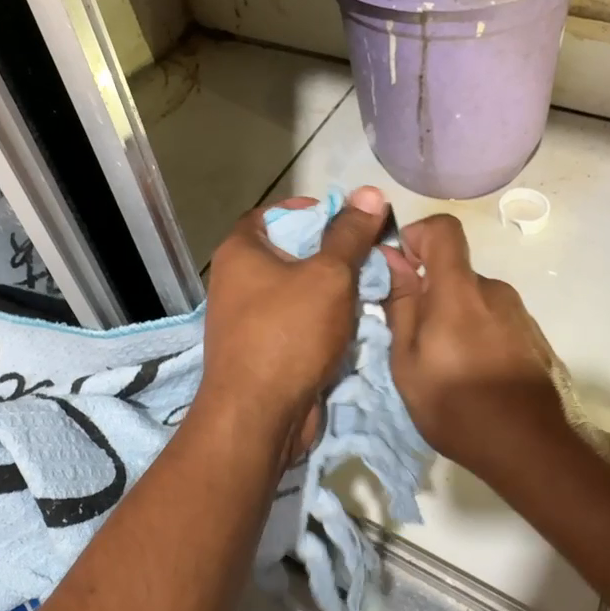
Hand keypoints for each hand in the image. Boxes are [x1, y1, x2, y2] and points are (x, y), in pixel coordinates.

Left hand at [198, 187, 391, 454]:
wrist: (258, 418)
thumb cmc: (288, 334)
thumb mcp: (328, 276)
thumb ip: (350, 234)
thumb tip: (371, 192)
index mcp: (241, 250)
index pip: (276, 212)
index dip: (313, 209)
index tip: (350, 220)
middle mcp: (237, 279)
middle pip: (291, 251)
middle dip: (333, 253)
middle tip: (372, 254)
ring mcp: (247, 318)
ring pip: (299, 290)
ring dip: (333, 290)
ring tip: (372, 288)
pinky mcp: (262, 350)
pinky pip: (298, 322)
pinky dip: (324, 321)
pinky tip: (355, 324)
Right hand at [382, 215, 566, 480]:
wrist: (530, 449)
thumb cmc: (456, 406)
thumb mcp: (407, 362)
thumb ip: (400, 305)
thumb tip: (391, 260)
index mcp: (459, 289)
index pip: (443, 228)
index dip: (417, 235)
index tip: (401, 267)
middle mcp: (493, 289)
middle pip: (454, 270)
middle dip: (429, 291)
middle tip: (415, 339)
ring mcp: (517, 312)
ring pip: (472, 297)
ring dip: (453, 316)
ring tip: (444, 364)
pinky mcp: (531, 335)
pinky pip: (493, 318)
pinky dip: (476, 333)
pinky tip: (473, 374)